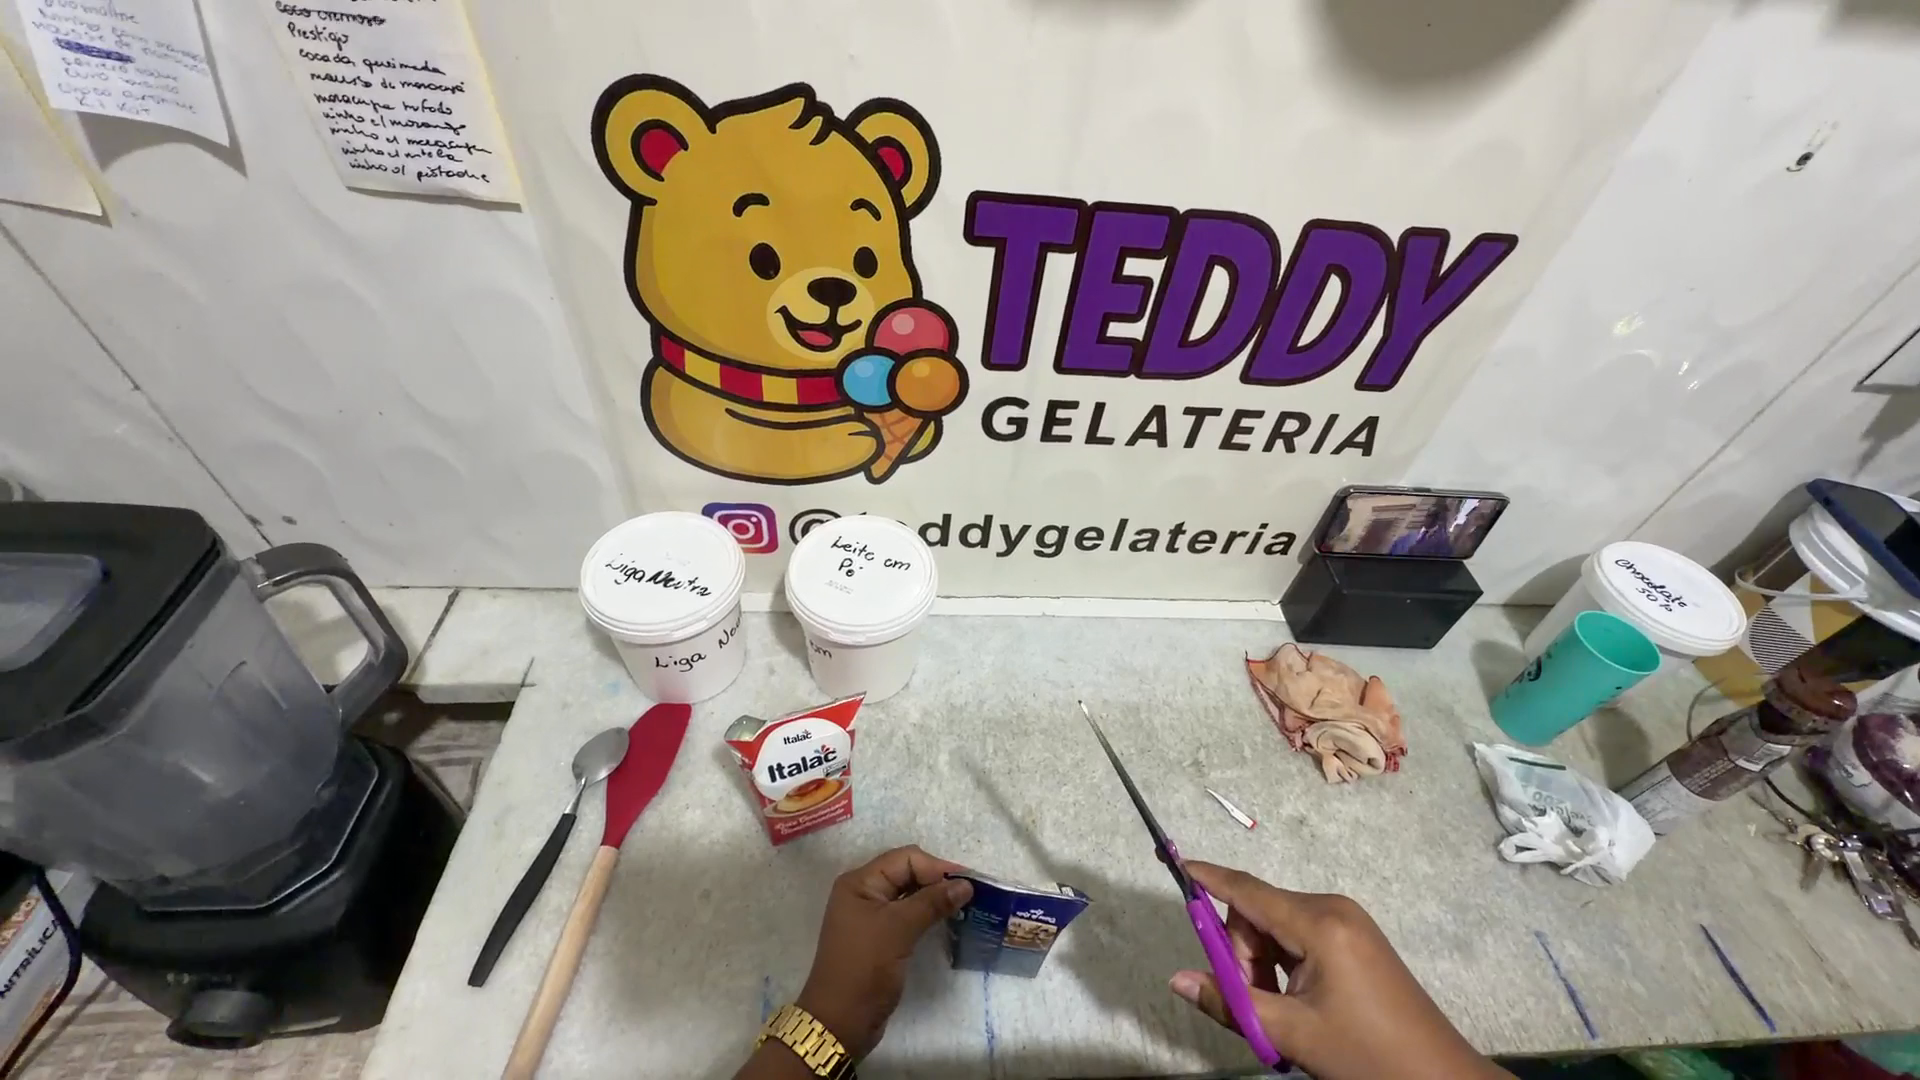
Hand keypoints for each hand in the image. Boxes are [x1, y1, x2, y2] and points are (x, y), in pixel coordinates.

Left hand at [795, 846, 972, 1059]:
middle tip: (970, 893)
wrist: (839, 1023)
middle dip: (937, 879)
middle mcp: (863, 892)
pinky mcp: (879, 937)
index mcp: (860, 882)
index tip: (968, 883)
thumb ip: (932, 902)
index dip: (936, 867)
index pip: (905, 859)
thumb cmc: (864, 968)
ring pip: (908, 894)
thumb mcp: (899, 930)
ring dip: (934, 897)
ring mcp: (870, 916)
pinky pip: (906, 914)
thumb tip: (965, 884)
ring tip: (963, 905)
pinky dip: (926, 913)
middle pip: (907, 872)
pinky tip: (945, 920)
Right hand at [1169, 862, 1509, 1079]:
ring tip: (1279, 1012)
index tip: (1173, 862)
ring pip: (1275, 925)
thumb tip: (1178, 980)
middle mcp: (1331, 908)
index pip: (1247, 890)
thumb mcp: (1293, 1034)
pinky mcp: (1353, 937)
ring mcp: (1345, 920)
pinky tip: (1294, 1001)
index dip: (1207, 877)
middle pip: (1257, 911)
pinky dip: (1283, 963)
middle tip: (1251, 1001)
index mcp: (1318, 924)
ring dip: (1262, 963)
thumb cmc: (1368, 1057)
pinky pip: (1297, 934)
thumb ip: (1231, 1003)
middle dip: (1242, 953)